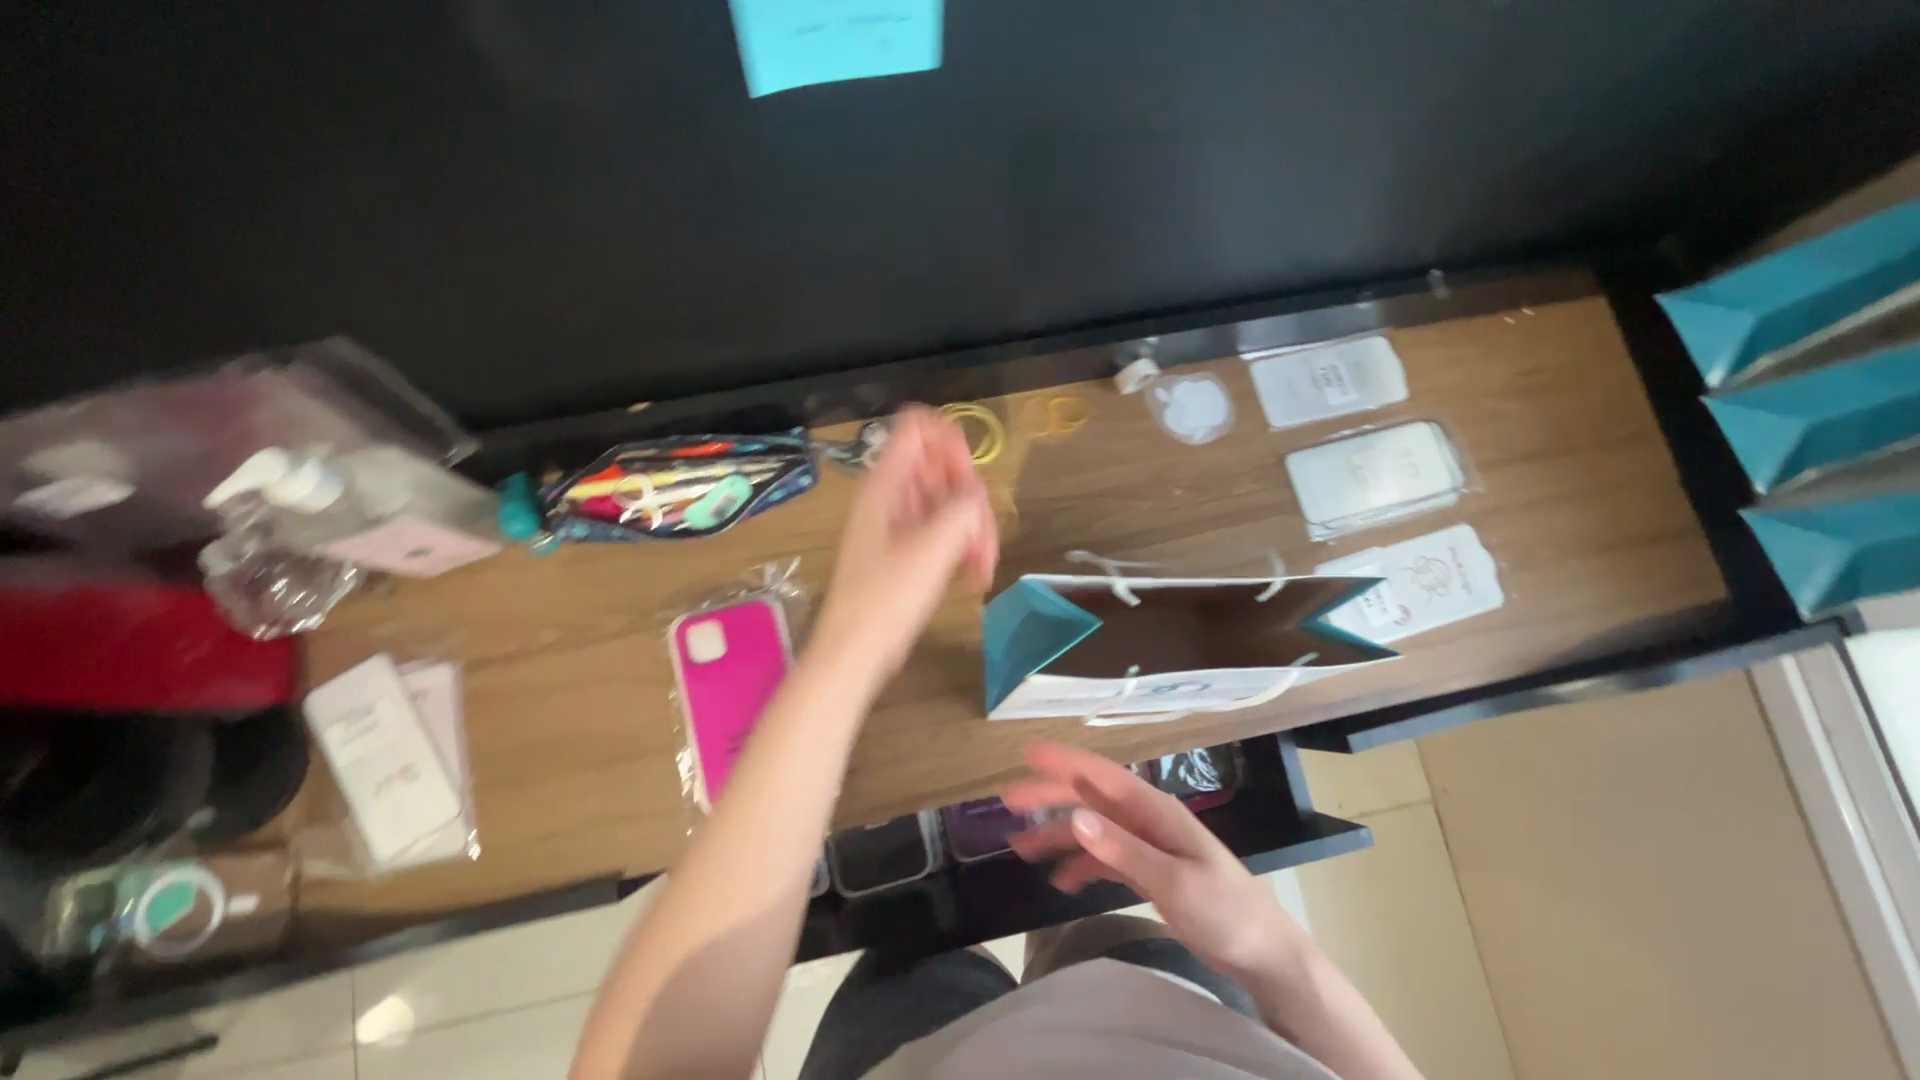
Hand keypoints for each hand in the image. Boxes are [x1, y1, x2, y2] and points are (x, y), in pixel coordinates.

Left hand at [813, 406, 998, 677]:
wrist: (855, 651)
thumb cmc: (884, 600)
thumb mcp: (931, 549)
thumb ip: (961, 509)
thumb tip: (977, 498)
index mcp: (885, 483)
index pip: (918, 427)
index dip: (950, 441)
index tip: (969, 479)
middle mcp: (890, 495)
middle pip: (941, 467)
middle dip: (970, 497)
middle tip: (983, 537)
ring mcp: (897, 522)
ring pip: (947, 501)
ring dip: (972, 528)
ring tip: (983, 565)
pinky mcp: (905, 549)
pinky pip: (941, 529)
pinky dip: (961, 545)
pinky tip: (973, 574)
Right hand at [1004, 743, 1301, 977]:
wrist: (1263, 953)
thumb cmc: (1225, 911)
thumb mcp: (1173, 881)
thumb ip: (1123, 849)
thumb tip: (1074, 816)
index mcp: (1155, 811)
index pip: (1102, 775)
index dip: (1064, 762)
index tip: (1026, 755)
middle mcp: (1147, 820)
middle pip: (1091, 798)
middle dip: (1050, 796)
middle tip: (1009, 802)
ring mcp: (1147, 845)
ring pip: (1093, 829)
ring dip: (1059, 835)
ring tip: (1021, 848)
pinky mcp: (1149, 871)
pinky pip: (1105, 858)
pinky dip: (1081, 865)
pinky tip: (1062, 881)